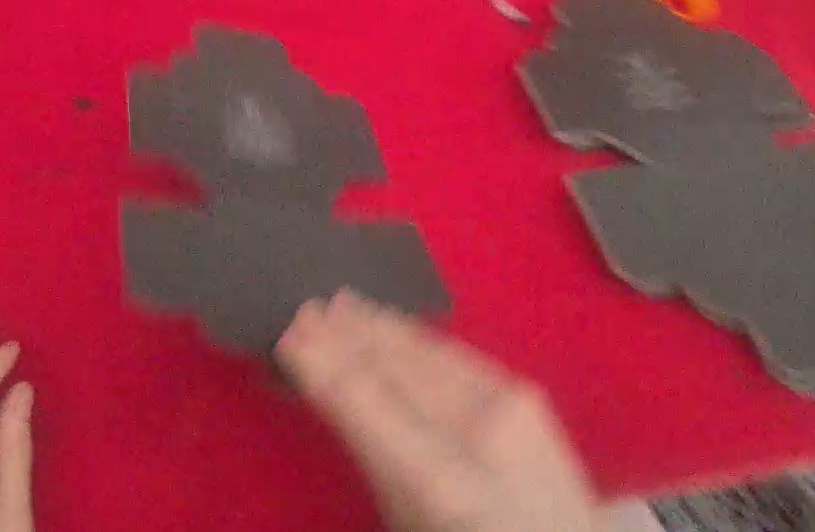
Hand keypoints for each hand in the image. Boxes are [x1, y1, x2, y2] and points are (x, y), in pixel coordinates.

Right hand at [275, 292, 596, 531]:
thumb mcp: (407, 520)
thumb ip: (373, 457)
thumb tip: (332, 389)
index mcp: (441, 483)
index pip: (368, 406)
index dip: (324, 365)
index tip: (289, 336)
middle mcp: (477, 433)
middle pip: (394, 370)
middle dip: (343, 338)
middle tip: (302, 311)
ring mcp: (508, 406)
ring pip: (423, 352)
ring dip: (375, 326)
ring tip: (338, 304)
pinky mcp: (524, 392)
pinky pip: (452, 353)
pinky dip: (412, 335)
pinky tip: (388, 322)